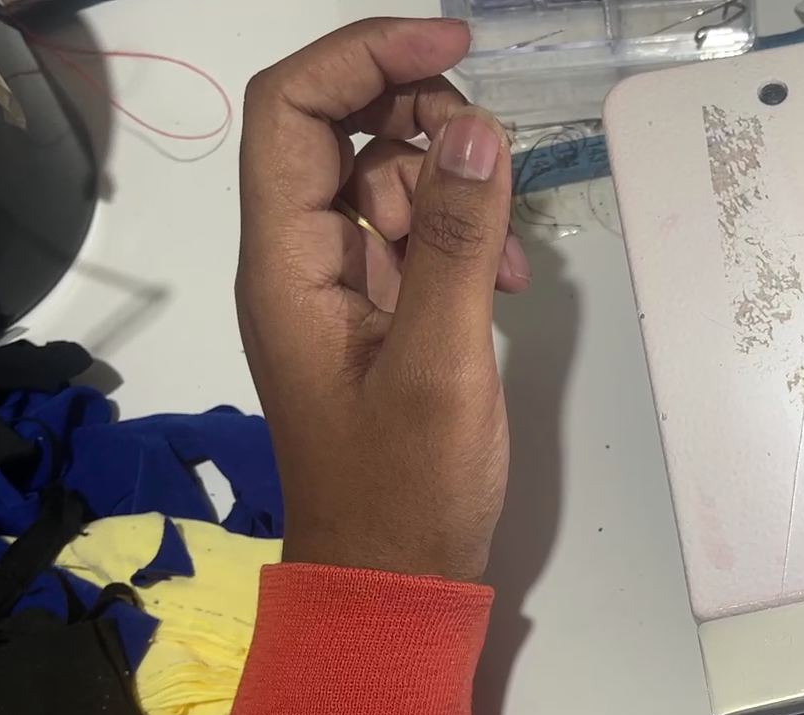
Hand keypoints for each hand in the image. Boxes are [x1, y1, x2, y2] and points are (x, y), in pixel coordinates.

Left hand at [236, 17, 527, 581]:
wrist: (399, 573)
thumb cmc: (411, 483)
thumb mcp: (441, 361)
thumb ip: (453, 244)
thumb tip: (475, 131)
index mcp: (290, 264)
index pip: (298, 113)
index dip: (368, 58)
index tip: (456, 44)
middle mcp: (305, 266)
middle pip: (342, 142)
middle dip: (422, 130)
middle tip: (498, 164)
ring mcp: (346, 299)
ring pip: (386, 198)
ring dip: (453, 201)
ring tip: (513, 262)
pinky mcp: (385, 328)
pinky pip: (414, 253)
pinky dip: (462, 249)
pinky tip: (507, 286)